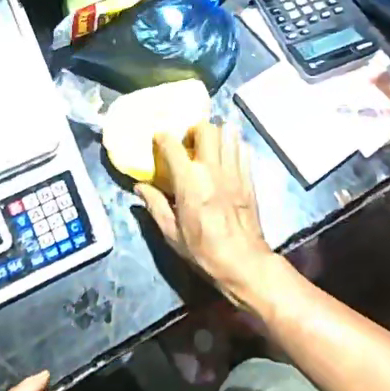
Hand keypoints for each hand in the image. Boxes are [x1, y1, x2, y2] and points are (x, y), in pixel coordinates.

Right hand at [135, 123, 283, 309]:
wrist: (244, 262)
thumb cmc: (204, 250)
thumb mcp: (171, 233)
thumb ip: (155, 205)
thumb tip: (140, 188)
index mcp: (189, 181)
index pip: (172, 144)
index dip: (163, 137)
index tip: (159, 139)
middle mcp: (212, 169)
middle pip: (206, 129)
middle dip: (194, 129)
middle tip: (188, 142)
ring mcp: (234, 171)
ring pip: (228, 134)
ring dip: (216, 134)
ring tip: (209, 146)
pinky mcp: (249, 178)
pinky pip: (243, 149)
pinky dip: (234, 146)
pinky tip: (227, 157)